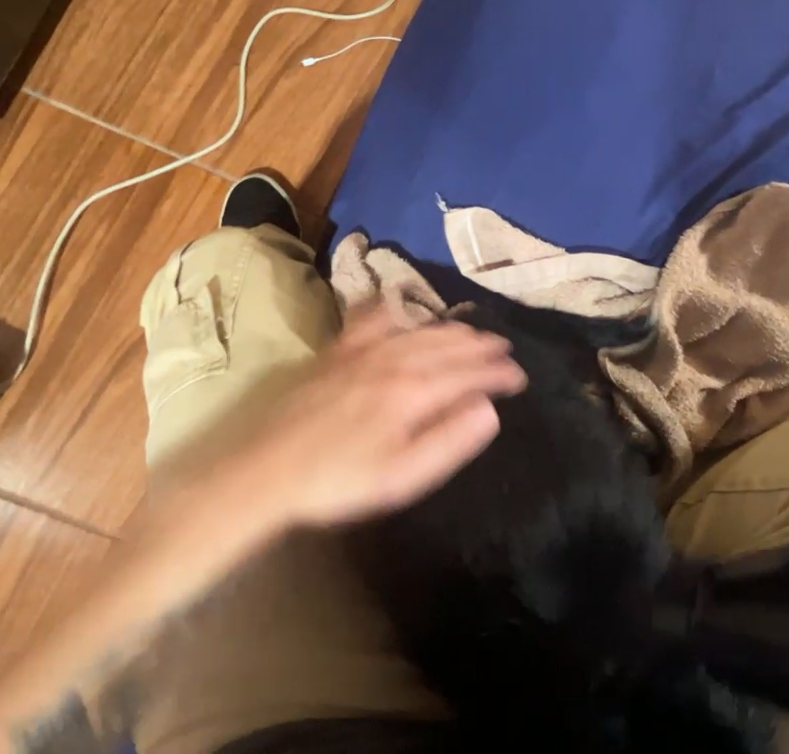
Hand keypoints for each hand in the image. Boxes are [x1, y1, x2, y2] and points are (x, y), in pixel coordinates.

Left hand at [243, 302, 527, 526]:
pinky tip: (399, 307)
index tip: (520, 377)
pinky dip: (391, 310)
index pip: (469, 374)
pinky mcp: (337, 353)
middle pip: (448, 345)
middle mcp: (394, 361)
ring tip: (472, 332)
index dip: (499, 373)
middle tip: (505, 350)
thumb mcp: (404, 475)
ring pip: (418, 330)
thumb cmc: (341, 480)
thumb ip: (450, 440)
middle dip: (482, 347)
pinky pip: (370, 319)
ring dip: (451, 330)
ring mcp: (363, 352)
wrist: (267, 471)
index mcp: (414, 392)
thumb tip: (490, 409)